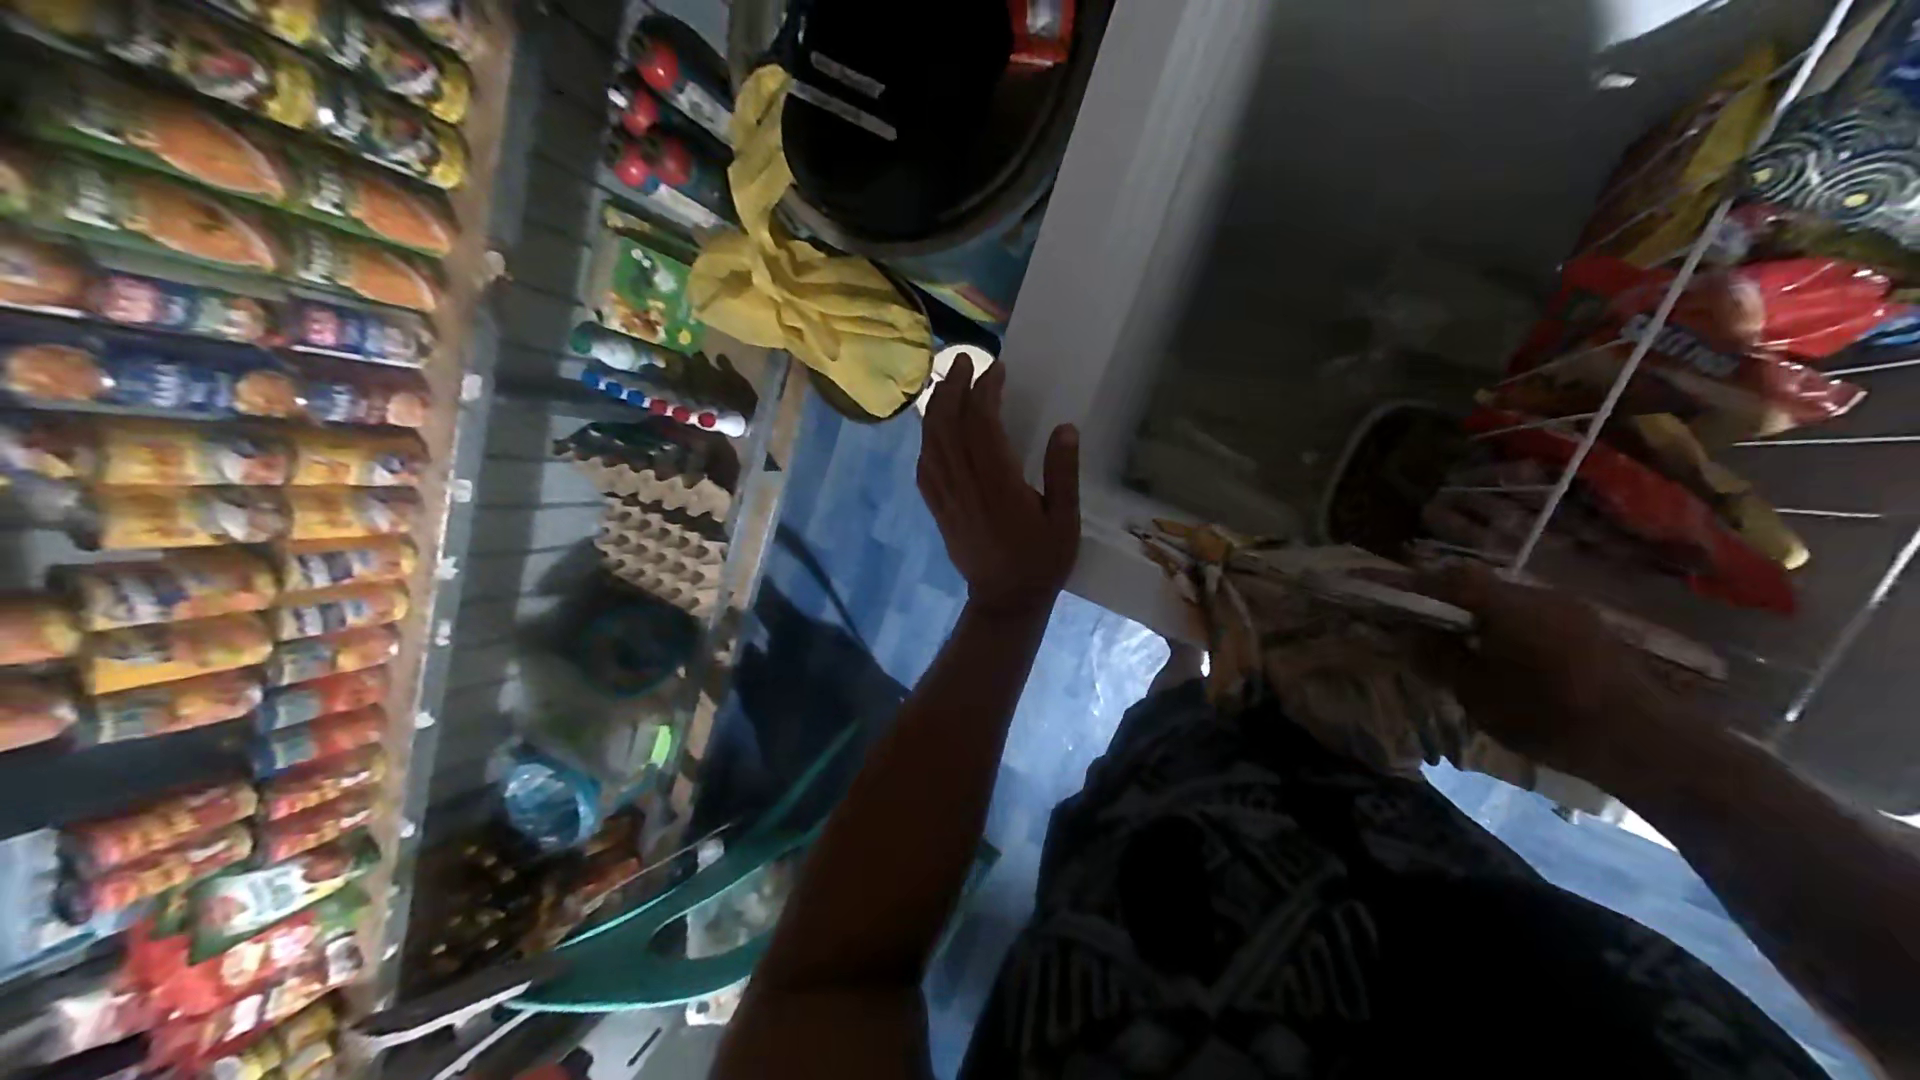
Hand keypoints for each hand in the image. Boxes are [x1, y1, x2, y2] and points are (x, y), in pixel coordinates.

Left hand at [917, 358, 1079, 617]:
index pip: (982, 426)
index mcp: (999, 485)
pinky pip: (924, 467)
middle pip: (947, 425)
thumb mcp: (1065, 520)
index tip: (997, 371)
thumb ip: (1063, 474)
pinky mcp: (938, 509)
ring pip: (930, 443)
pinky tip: (933, 428)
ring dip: (936, 407)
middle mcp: (966, 486)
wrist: (1004, 602)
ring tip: (948, 383)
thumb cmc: (1041, 562)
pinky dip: (926, 440)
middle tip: (965, 360)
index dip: (985, 392)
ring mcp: (946, 498)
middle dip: (953, 387)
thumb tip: (1066, 429)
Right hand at [1419, 563, 1683, 785]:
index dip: (1415, 586)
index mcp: (1506, 605)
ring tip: (1469, 650)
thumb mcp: (1475, 693)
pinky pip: (1537, 619)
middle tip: (1429, 631)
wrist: (1648, 745)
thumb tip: (1412, 633)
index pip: (1448, 578)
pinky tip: (1511, 661)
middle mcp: (1540, 597)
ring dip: (1483, 619)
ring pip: (1510, 604)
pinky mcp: (1594, 631)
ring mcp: (1573, 611)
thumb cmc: (1548, 716)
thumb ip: (1439, 656)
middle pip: (1481, 587)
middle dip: (1449, 604)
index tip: (1391, 599)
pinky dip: (1512, 630)